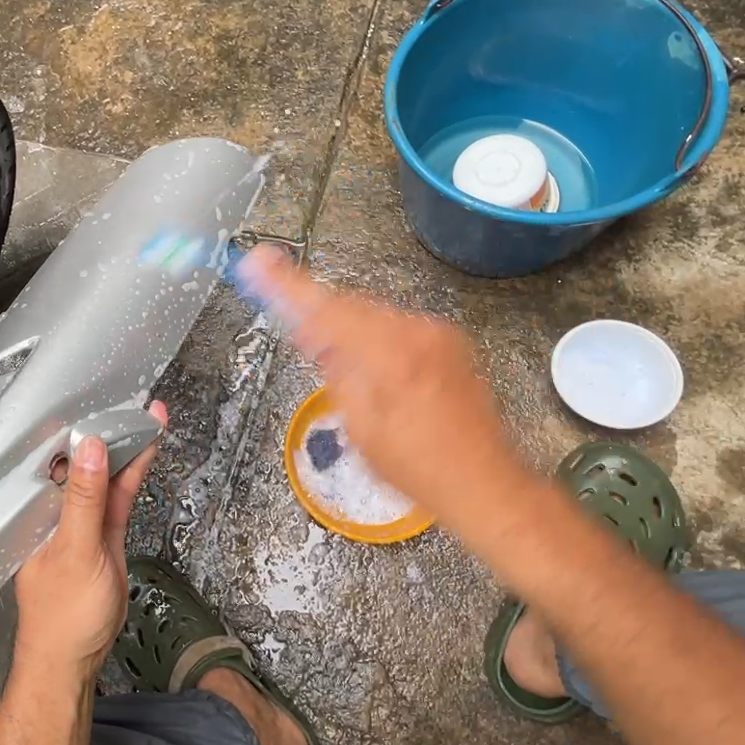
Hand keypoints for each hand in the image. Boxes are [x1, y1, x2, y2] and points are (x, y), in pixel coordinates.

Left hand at [13, 401, 167, 680]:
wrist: (74, 661)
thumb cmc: (62, 617)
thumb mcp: (77, 551)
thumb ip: (84, 500)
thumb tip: (89, 450)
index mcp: (35, 508)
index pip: (54, 456)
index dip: (77, 425)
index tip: (101, 399)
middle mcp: (54, 508)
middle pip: (82, 460)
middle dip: (106, 428)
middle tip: (132, 399)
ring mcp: (81, 519)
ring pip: (103, 474)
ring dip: (125, 446)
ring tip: (147, 414)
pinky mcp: (102, 533)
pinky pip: (118, 495)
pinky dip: (132, 472)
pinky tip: (145, 449)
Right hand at [235, 247, 517, 516]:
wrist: (486, 483)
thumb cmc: (416, 466)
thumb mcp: (359, 427)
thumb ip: (337, 373)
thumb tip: (315, 337)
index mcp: (388, 355)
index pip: (325, 308)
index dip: (287, 284)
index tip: (258, 260)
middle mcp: (416, 332)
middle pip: (351, 306)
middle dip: (321, 316)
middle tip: (303, 339)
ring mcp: (438, 334)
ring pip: (374, 316)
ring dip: (351, 331)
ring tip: (345, 370)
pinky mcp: (450, 342)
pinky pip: (399, 327)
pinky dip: (378, 338)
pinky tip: (376, 371)